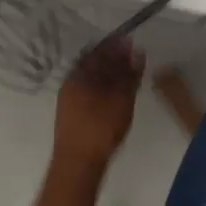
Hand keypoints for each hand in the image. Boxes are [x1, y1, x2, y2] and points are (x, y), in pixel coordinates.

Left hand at [53, 38, 143, 168]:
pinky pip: (87, 90)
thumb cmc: (101, 129)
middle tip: (131, 58)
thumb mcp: (121, 100)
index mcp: (79, 74)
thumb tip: (137, 51)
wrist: (78, 163)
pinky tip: (112, 94)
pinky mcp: (70, 113)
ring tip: (125, 76)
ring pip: (89, 78)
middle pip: (92, 63)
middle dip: (112, 58)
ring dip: (106, 73)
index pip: (99, 49)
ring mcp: (68, 98)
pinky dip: (101, 87)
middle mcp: (70, 82)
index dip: (116, 44)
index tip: (131, 41)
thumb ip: (130, 75)